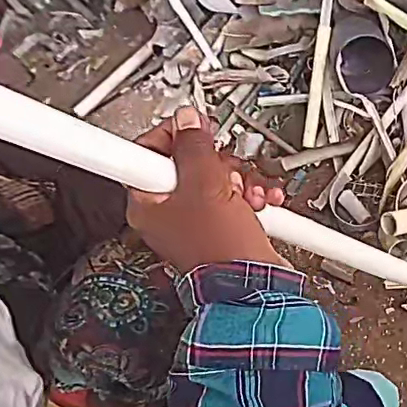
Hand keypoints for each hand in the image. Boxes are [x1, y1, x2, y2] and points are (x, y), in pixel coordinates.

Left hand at [127, 107, 288, 271]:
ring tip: (250, 191)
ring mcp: (196, 221)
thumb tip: (187, 121)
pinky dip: (250, 194)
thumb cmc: (221, 250)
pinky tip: (260, 199)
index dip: (172, 136)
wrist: (254, 285)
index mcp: (147, 203)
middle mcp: (168, 212)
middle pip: (188, 164)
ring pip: (214, 179)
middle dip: (217, 162)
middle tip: (226, 169)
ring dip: (240, 178)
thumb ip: (194, 146)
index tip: (188, 128)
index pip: (146, 152)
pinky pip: (232, 197)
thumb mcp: (205, 184)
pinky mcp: (221, 227)